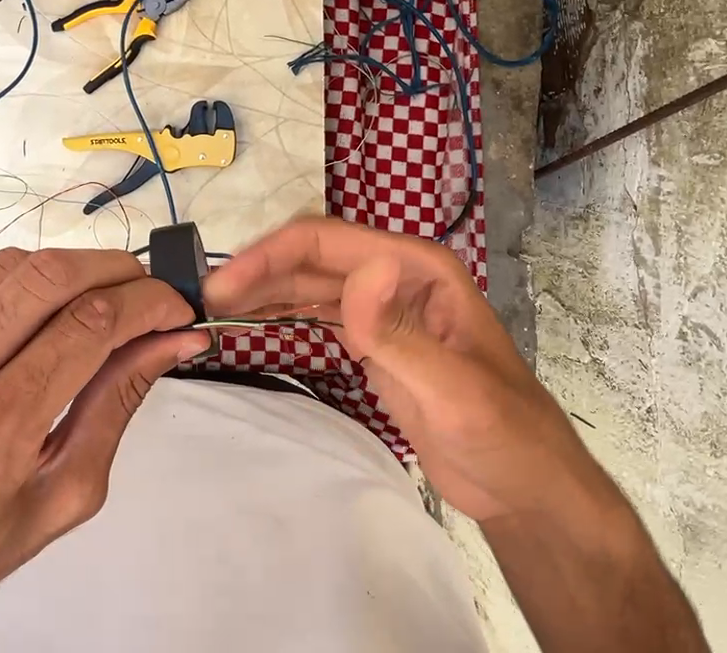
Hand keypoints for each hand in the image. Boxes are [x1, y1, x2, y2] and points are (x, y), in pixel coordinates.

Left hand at [0, 248, 205, 652]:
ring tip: (91, 299)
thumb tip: (174, 337)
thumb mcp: (67, 491)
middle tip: (144, 285)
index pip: (83, 329)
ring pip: (4, 265)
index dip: (143, 303)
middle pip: (43, 279)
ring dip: (63, 271)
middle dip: (110, 269)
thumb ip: (119, 401)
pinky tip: (28, 307)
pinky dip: (11, 278)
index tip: (176, 304)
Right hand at [206, 216, 618, 522]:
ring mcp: (381, 305)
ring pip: (307, 281)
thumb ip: (399, 333)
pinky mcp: (371, 337)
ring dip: (262, 289)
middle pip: (310, 256)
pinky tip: (250, 318)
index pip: (327, 241)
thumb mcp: (452, 388)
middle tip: (206, 298)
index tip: (225, 282)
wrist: (521, 485)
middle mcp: (393, 274)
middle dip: (258, 271)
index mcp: (417, 268)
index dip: (271, 255)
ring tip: (215, 304)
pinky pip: (314, 310)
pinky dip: (280, 311)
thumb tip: (361, 270)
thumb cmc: (502, 433)